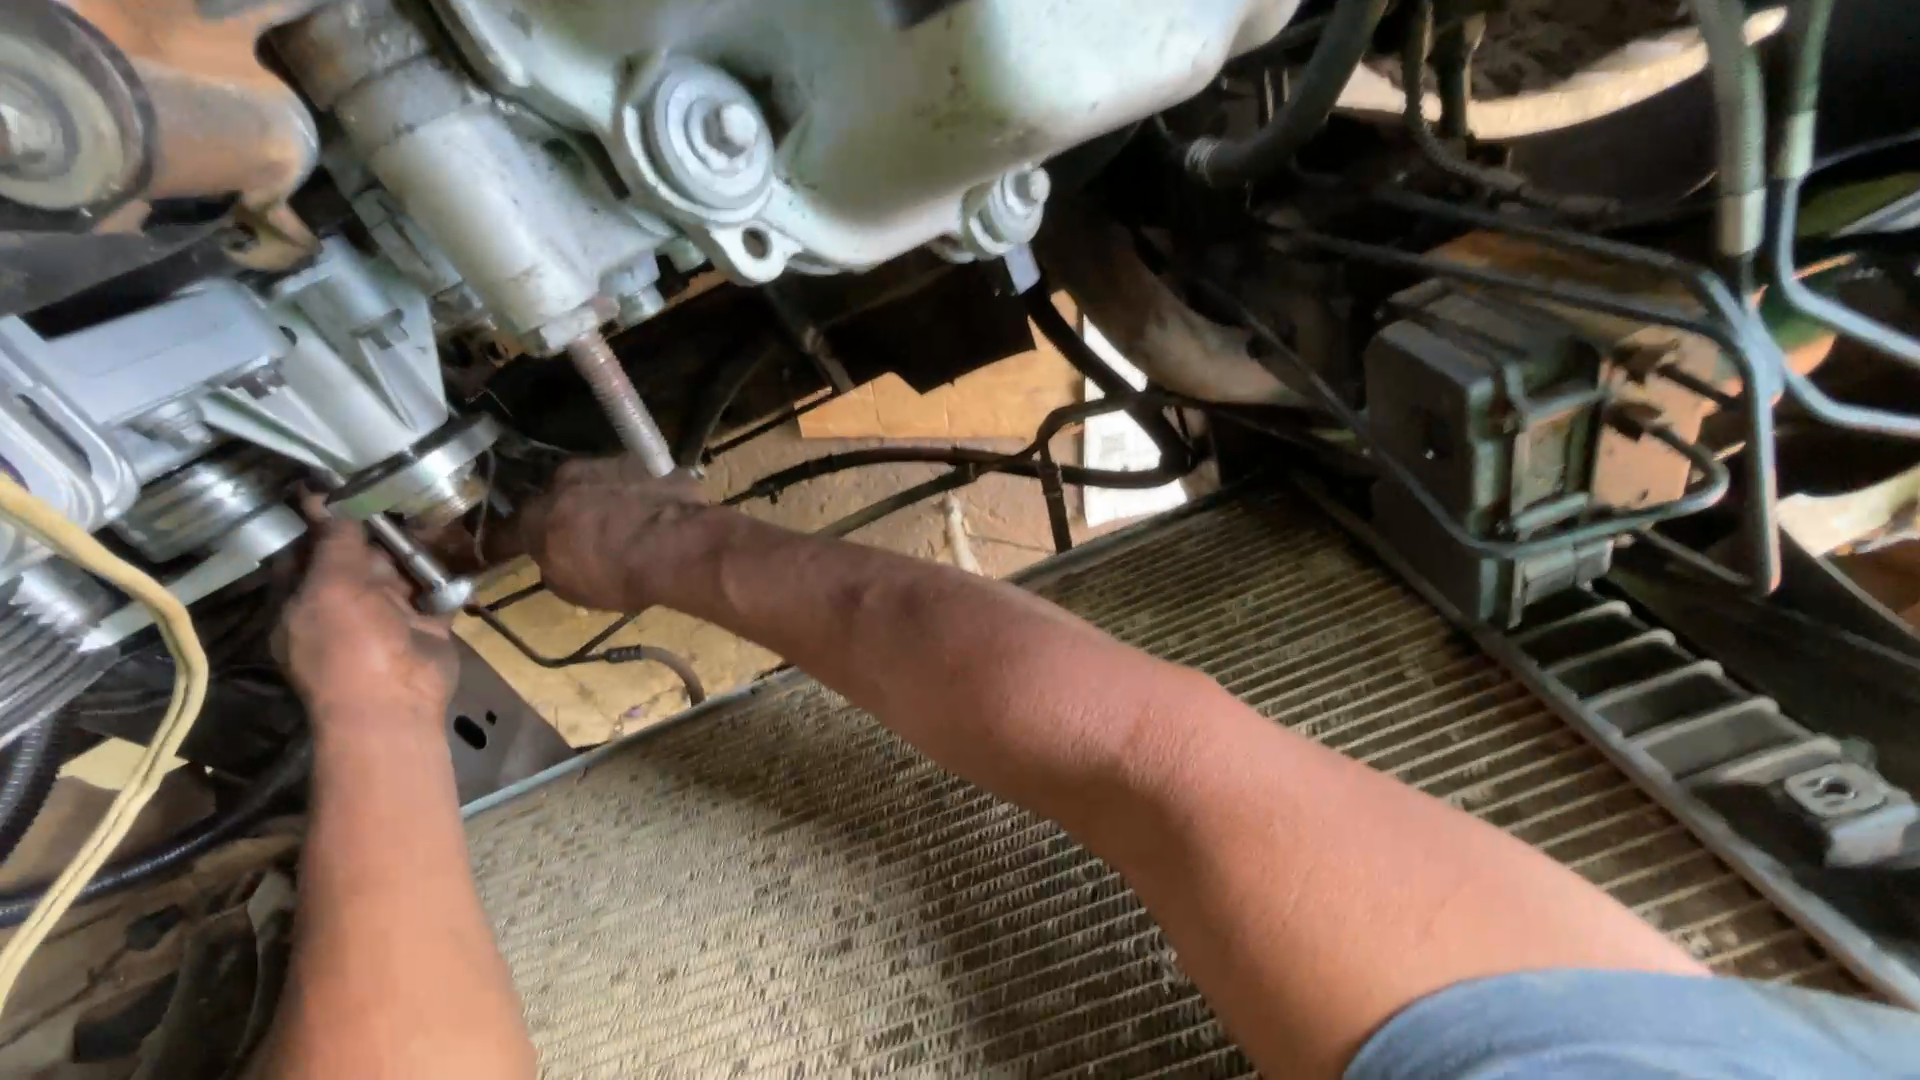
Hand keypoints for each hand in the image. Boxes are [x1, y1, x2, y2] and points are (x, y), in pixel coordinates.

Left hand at [279, 499, 458, 725]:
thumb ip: (332, 539)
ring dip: (418, 545)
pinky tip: (459, 544)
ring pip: (401, 567)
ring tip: (435, 507)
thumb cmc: (348, 644)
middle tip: (402, 483)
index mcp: (302, 594)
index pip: (307, 545)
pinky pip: (436, 588)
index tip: (345, 477)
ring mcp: (387, 611)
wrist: (396, 700)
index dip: (323, 514)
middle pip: (359, 553)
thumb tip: (317, 490)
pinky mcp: (426, 621)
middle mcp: (342, 599)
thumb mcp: (331, 586)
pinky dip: (448, 571)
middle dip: (380, 525)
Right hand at [514, 456, 711, 610]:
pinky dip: (643, 491)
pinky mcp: (650, 460)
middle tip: (586, 531)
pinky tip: (659, 508)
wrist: (678, 545)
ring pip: (599, 480)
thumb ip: (554, 566)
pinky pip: (639, 477)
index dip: (506, 541)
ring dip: (606, 495)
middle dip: (567, 510)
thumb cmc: (620, 575)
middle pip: (558, 494)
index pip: (509, 530)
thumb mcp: (573, 588)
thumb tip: (555, 558)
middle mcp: (567, 479)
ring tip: (628, 518)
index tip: (504, 548)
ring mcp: (609, 463)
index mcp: (539, 515)